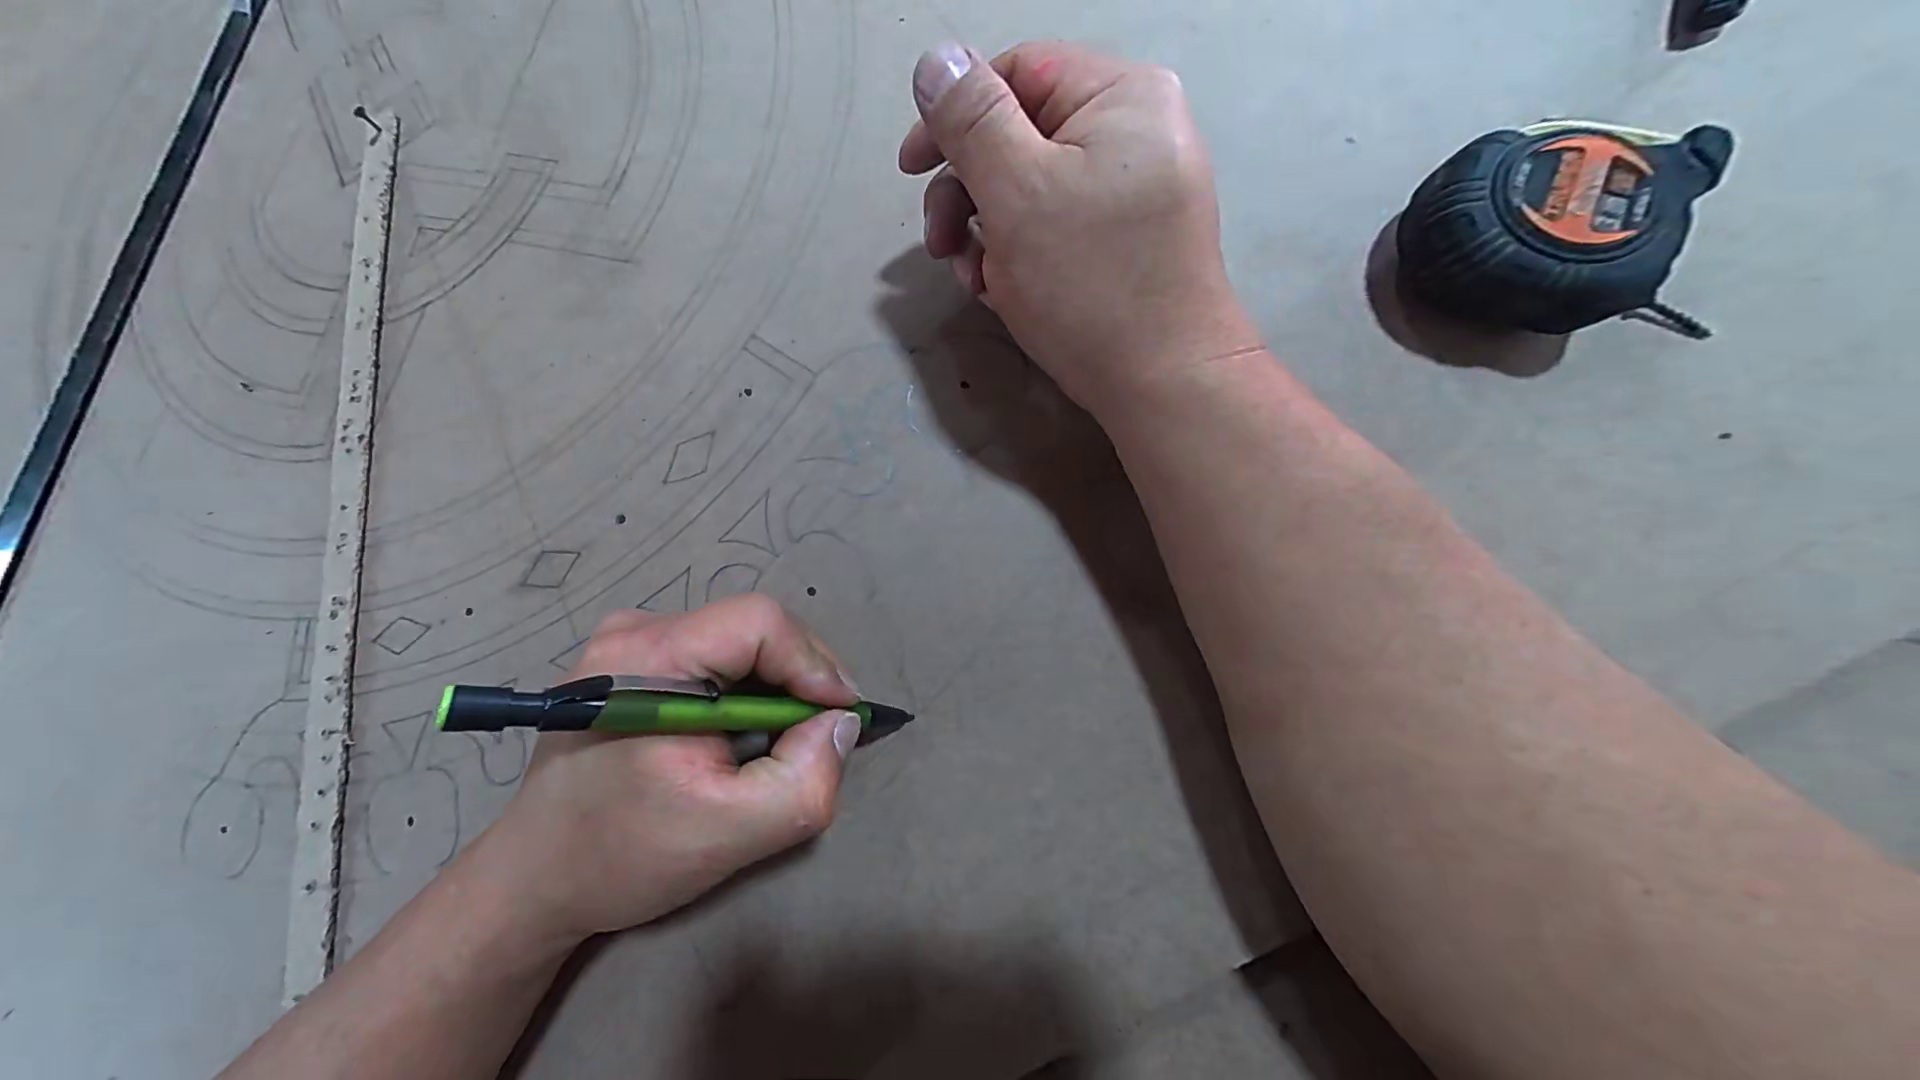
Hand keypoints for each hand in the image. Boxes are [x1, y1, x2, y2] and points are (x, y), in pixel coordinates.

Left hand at [470, 595, 862, 942]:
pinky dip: (753, 687)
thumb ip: (806, 779)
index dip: (813, 664)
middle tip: (824, 732)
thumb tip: (843, 722)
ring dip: (781, 685)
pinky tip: (747, 731)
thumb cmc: (623, 857)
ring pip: (743, 640)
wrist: (533, 880)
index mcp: (646, 659)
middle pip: (755, 627)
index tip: (842, 715)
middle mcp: (636, 630)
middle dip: (803, 678)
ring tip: (787, 738)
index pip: (759, 623)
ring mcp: (631, 639)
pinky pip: (721, 654)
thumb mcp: (732, 833)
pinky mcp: (636, 658)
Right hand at [900, 42, 1262, 414]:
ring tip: (978, 283)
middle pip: (1022, 138)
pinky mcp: (1128, 245)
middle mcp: (1136, 135)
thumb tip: (936, 61)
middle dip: (969, 193)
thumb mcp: (1017, 193)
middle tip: (940, 247)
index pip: (1017, 74)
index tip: (911, 170)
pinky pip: (1060, 230)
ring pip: (1035, 192)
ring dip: (989, 234)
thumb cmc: (1090, 286)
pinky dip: (1023, 258)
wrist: (1164, 385)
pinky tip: (1008, 294)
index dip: (953, 117)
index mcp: (1122, 97)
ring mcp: (1136, 194)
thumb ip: (971, 120)